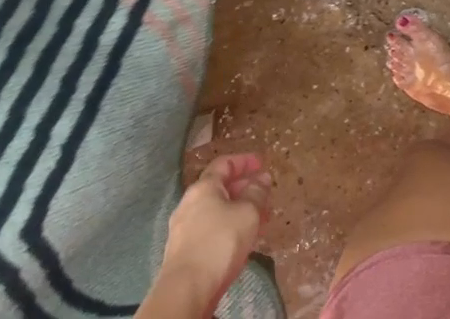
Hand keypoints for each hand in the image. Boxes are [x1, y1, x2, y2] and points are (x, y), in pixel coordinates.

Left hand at [157, 152, 272, 310]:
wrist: (187, 289)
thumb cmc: (220, 241)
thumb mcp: (248, 212)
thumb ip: (257, 193)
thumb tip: (262, 179)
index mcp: (203, 188)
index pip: (224, 164)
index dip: (245, 161)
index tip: (262, 164)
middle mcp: (189, 204)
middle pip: (219, 187)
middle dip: (244, 188)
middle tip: (265, 193)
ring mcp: (183, 228)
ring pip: (216, 210)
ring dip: (238, 209)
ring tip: (260, 218)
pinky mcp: (184, 250)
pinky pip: (210, 228)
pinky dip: (228, 226)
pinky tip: (241, 239)